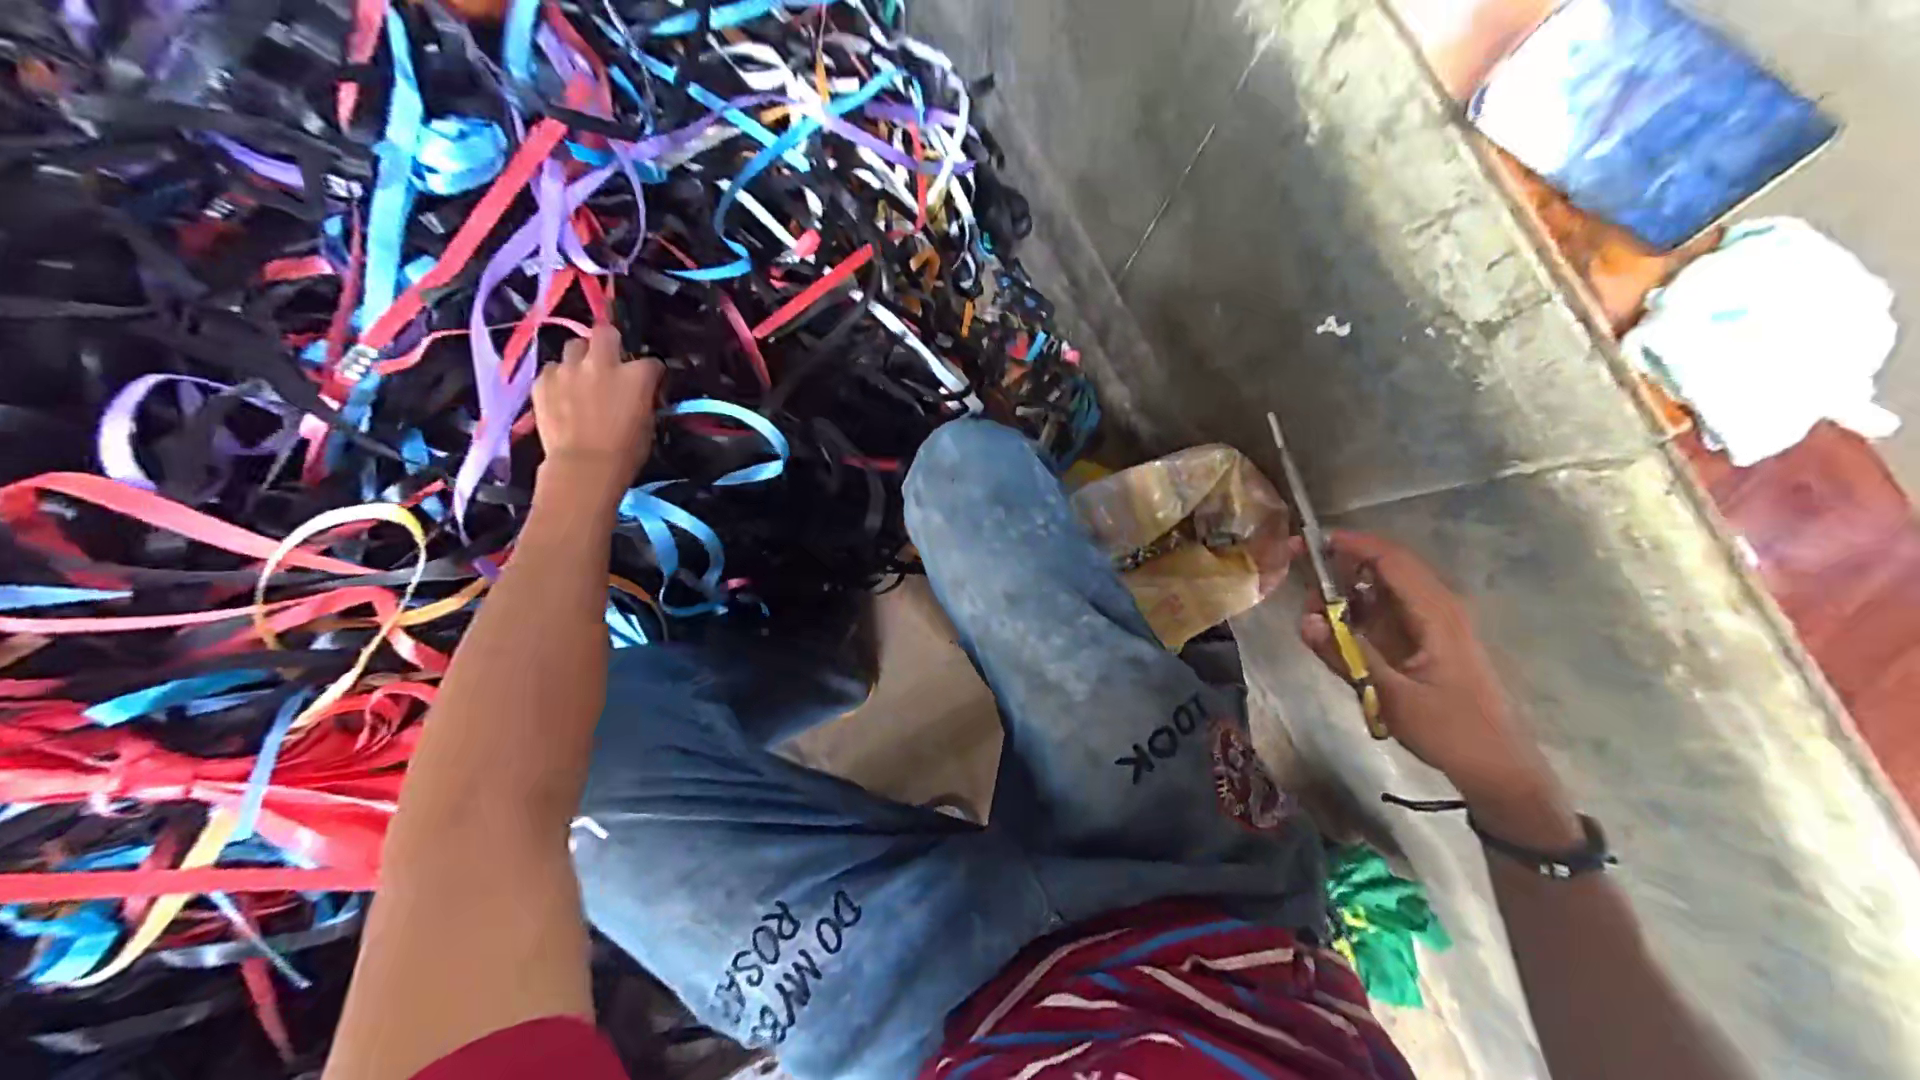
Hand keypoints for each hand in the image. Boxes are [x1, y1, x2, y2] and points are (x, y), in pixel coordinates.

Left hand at [531, 323, 664, 509]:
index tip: (649, 384)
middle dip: (609, 342)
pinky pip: (552, 370)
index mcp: (636, 376)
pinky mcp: (542, 381)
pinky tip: (562, 396)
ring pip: (574, 347)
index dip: (651, 373)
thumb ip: (643, 399)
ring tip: (581, 377)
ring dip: (580, 359)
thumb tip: (641, 393)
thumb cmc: (625, 453)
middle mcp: (602, 363)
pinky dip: (559, 379)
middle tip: (610, 360)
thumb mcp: (648, 424)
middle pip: (605, 332)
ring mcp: (568, 369)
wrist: (583, 468)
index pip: (652, 362)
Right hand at [1296, 530, 1560, 811]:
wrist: (1497, 769)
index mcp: (1437, 613)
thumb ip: (1345, 656)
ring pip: (1381, 592)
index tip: (1309, 543)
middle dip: (1340, 567)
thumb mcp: (1391, 696)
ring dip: (1345, 594)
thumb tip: (1305, 620)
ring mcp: (1431, 626)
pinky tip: (1333, 632)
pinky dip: (1355, 614)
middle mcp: (1436, 609)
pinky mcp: (1423, 643)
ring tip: (1312, 616)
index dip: (1351, 545)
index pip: (1391, 560)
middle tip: (1299, 581)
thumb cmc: (1451, 730)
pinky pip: (1384, 614)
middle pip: (1384, 569)